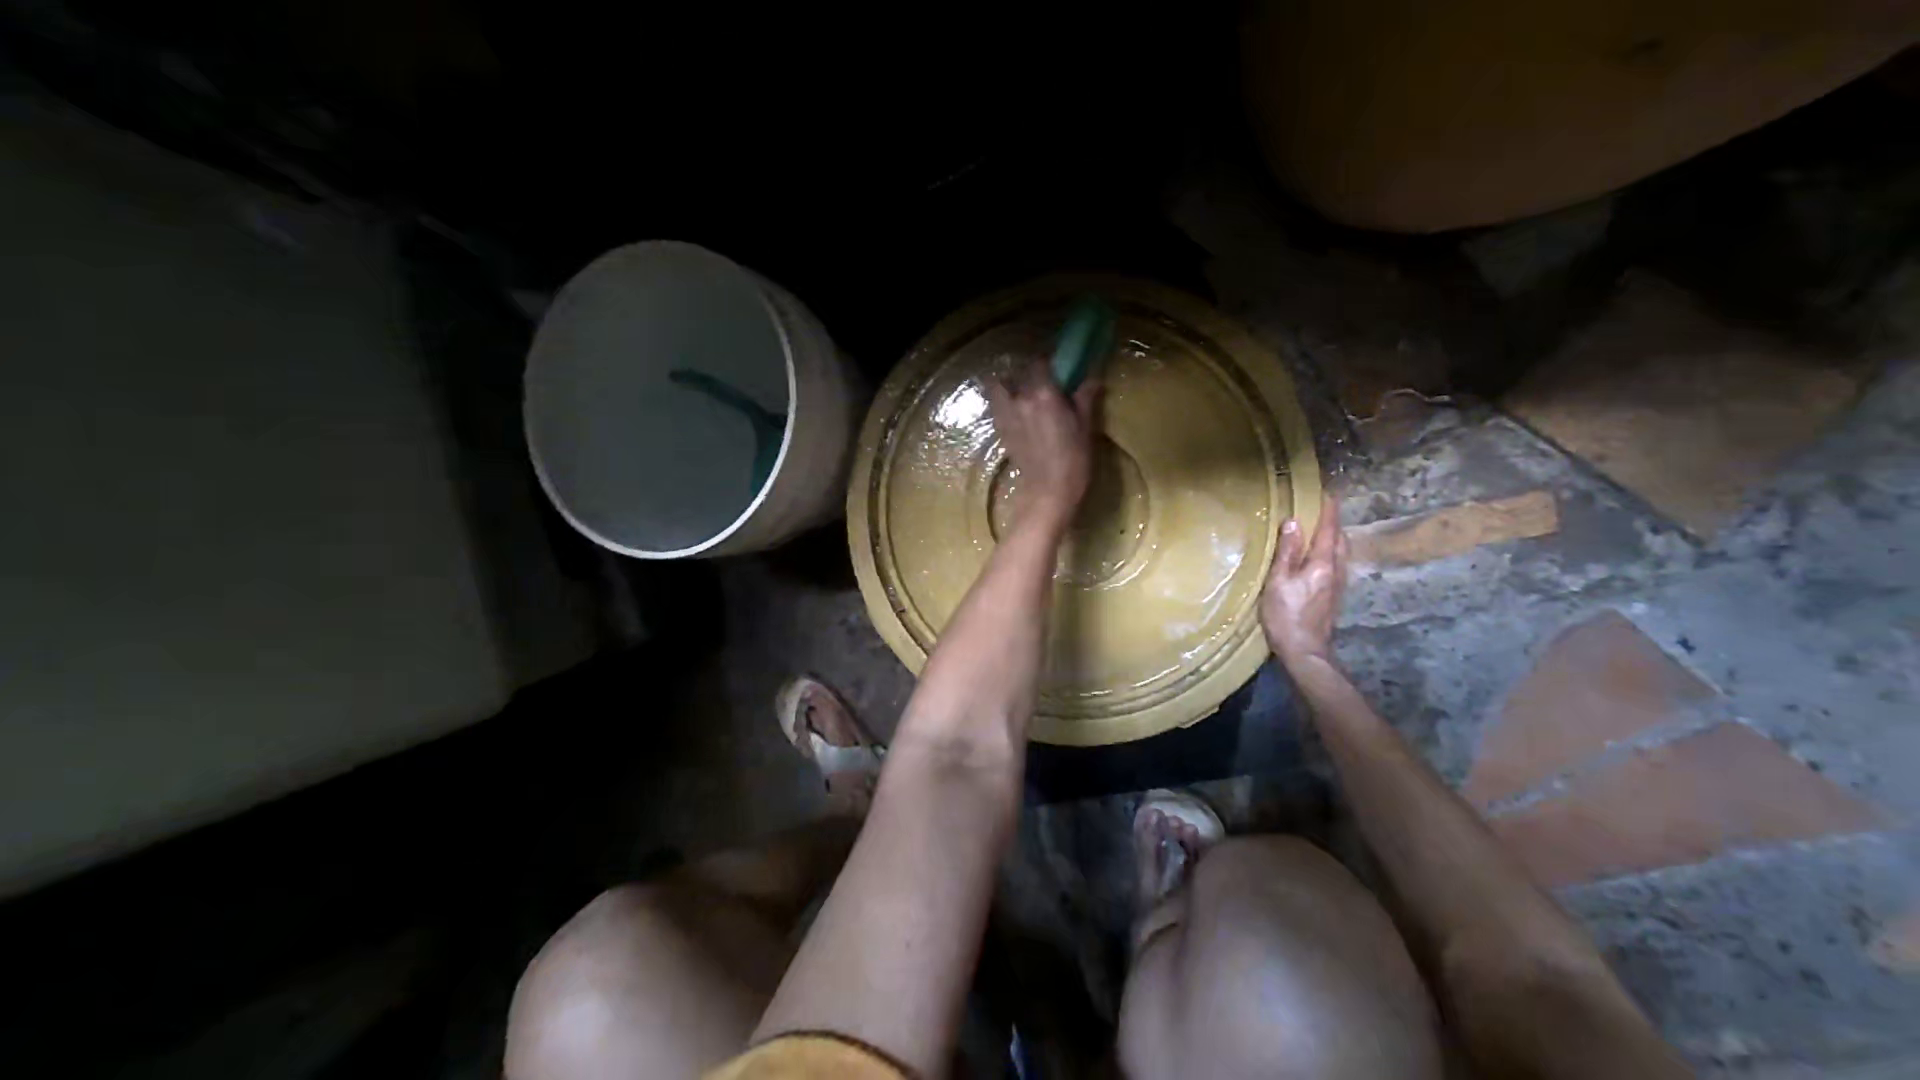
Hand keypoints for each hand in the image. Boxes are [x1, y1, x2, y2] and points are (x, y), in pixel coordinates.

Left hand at [985, 361, 1100, 531]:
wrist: (1048, 493)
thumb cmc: (1073, 460)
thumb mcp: (1085, 426)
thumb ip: (1085, 397)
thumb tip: (1092, 376)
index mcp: (1043, 393)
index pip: (1040, 362)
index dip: (1050, 361)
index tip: (1060, 366)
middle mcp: (1020, 399)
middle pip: (1020, 372)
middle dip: (1032, 372)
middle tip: (1047, 381)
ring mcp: (1006, 414)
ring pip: (1001, 386)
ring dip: (1010, 383)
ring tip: (1025, 393)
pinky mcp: (1001, 430)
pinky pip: (997, 404)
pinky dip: (1004, 400)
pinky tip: (1018, 410)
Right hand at [1261, 493, 1346, 670]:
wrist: (1304, 650)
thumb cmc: (1285, 615)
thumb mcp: (1278, 582)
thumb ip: (1287, 552)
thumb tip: (1293, 522)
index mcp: (1322, 563)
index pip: (1328, 529)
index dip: (1328, 510)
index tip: (1327, 492)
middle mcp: (1336, 570)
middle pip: (1340, 539)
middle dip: (1333, 521)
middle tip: (1322, 507)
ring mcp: (1338, 584)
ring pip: (1341, 551)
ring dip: (1333, 536)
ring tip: (1320, 527)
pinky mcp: (1334, 595)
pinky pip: (1337, 563)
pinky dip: (1331, 551)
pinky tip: (1320, 555)